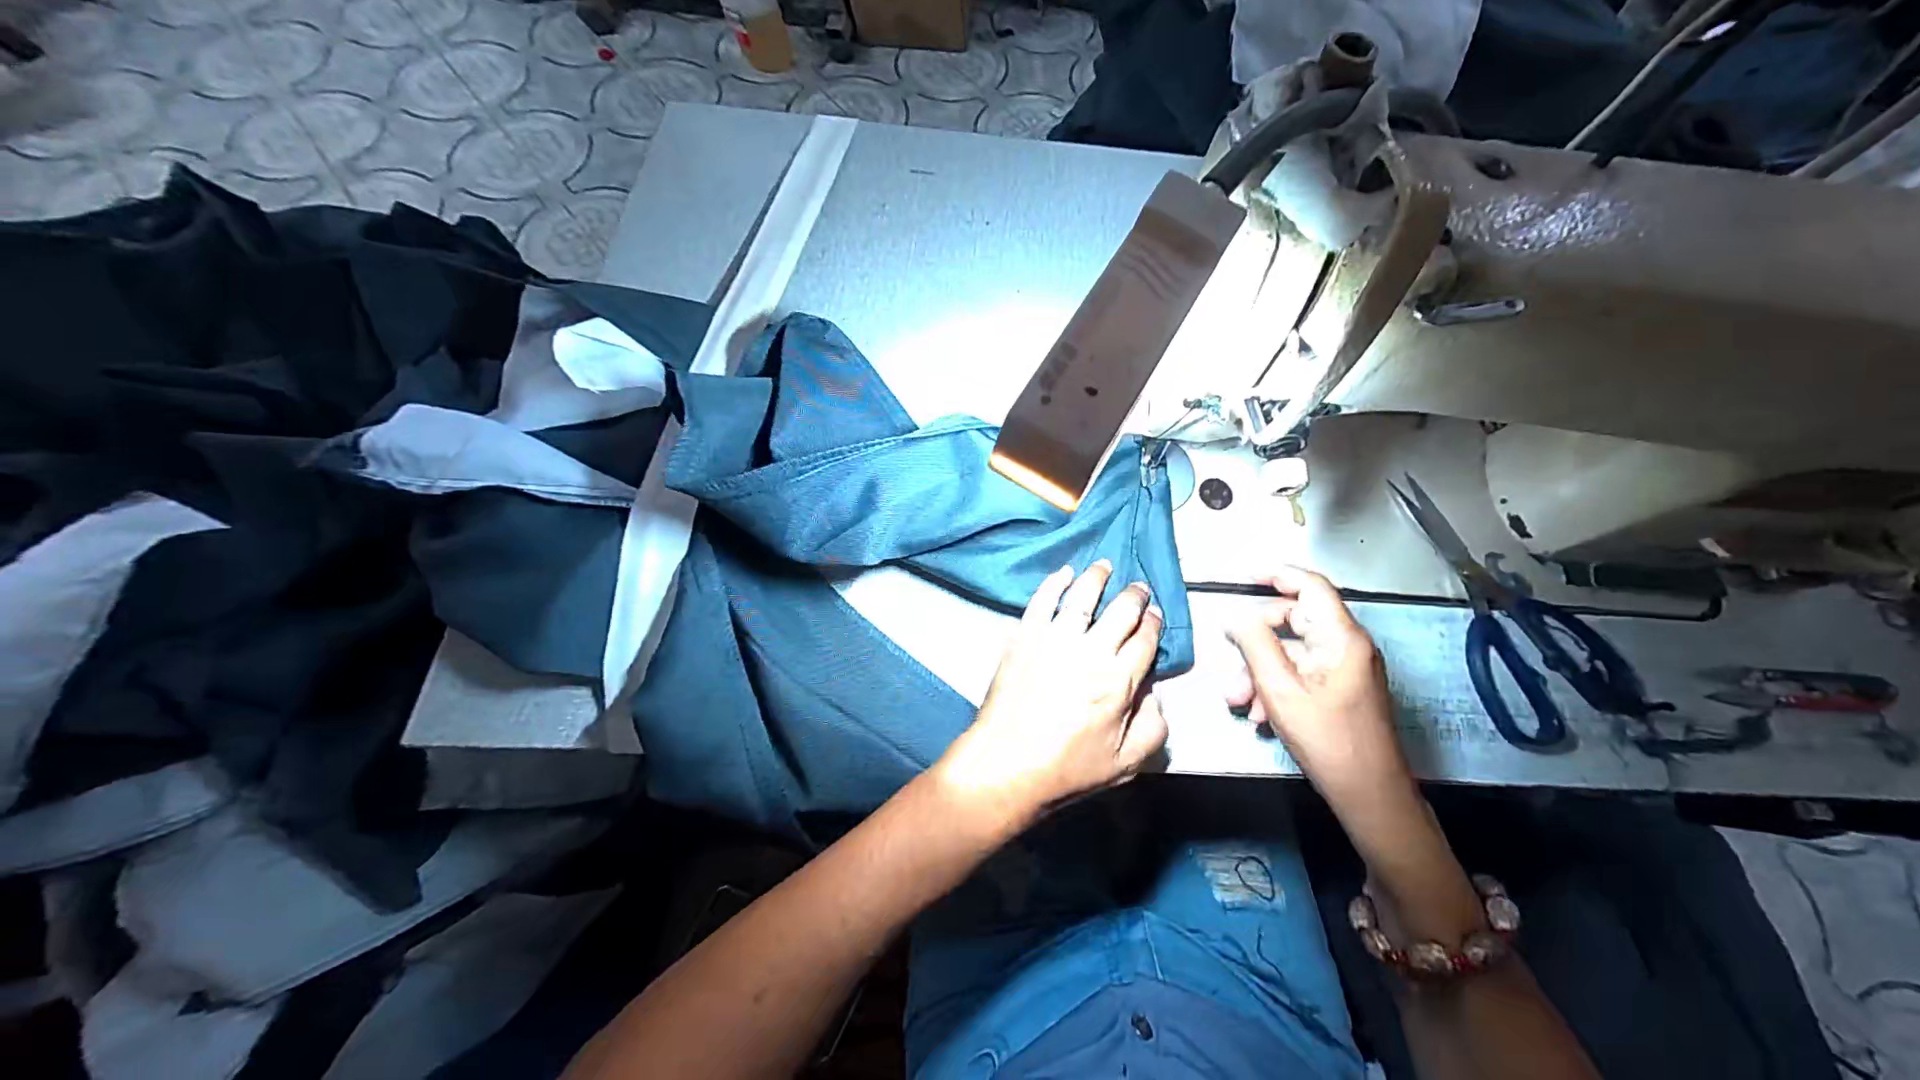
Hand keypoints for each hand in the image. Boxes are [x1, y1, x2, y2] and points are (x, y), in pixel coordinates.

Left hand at [932, 560, 1167, 831]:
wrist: (1006, 762)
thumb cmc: (1066, 769)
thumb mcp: (1124, 763)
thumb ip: (1152, 728)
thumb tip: (1155, 696)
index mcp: (1119, 682)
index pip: (1145, 641)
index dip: (1154, 624)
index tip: (1156, 615)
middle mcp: (1090, 653)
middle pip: (1120, 612)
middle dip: (1135, 596)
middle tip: (1139, 588)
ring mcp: (1054, 640)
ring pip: (1082, 597)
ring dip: (1097, 578)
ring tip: (1105, 566)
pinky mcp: (1024, 637)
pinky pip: (1042, 601)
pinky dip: (1054, 583)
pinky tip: (1063, 573)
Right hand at [1222, 565, 1411, 802]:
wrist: (1369, 794)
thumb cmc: (1329, 740)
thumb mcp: (1280, 689)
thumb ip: (1255, 646)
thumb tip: (1236, 618)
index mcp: (1342, 639)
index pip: (1311, 586)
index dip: (1278, 575)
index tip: (1246, 578)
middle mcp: (1347, 647)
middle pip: (1293, 622)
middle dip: (1255, 643)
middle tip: (1231, 665)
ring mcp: (1346, 669)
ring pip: (1291, 652)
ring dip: (1260, 672)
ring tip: (1240, 702)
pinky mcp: (1341, 690)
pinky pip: (1300, 674)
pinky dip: (1276, 687)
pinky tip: (1260, 714)